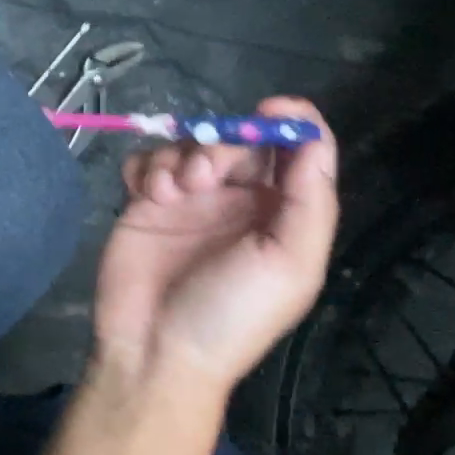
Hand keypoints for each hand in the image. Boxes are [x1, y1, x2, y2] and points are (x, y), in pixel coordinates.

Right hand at [94, 97, 338, 390]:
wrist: (156, 346)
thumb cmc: (232, 312)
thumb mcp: (290, 264)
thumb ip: (308, 202)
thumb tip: (313, 140)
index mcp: (284, 215)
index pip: (295, 153)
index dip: (289, 123)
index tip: (269, 108)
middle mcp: (238, 201)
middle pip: (236, 142)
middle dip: (222, 145)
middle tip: (205, 176)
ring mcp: (187, 201)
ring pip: (187, 146)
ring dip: (180, 158)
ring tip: (172, 192)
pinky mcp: (142, 204)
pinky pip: (145, 161)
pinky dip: (146, 167)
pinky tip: (147, 194)